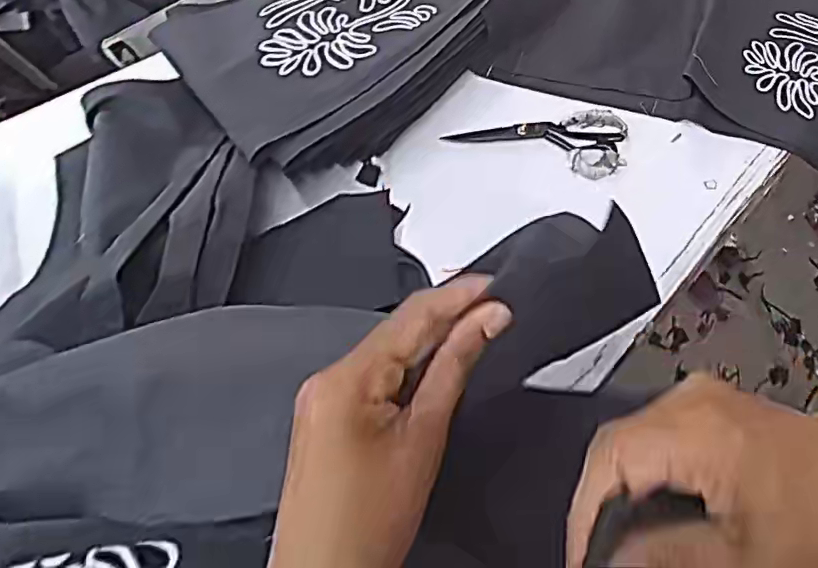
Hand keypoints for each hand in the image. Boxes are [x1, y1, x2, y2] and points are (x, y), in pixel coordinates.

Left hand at [270, 276, 512, 567]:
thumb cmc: (362, 529)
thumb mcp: (424, 437)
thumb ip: (456, 365)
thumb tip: (486, 319)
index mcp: (346, 378)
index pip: (414, 313)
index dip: (460, 295)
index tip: (494, 286)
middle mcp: (327, 379)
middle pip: (400, 327)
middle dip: (449, 314)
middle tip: (494, 308)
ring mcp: (323, 396)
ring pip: (391, 348)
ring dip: (432, 338)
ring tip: (475, 329)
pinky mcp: (327, 412)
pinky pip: (377, 371)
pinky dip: (411, 363)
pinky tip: (438, 364)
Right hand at [566, 374, 817, 567]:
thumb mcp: (738, 556)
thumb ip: (664, 555)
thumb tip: (611, 557)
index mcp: (697, 425)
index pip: (611, 453)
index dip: (585, 508)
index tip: (582, 552)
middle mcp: (694, 397)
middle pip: (618, 439)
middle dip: (600, 498)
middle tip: (598, 549)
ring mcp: (703, 394)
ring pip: (634, 432)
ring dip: (621, 483)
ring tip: (621, 534)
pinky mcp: (710, 401)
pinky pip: (656, 428)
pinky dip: (644, 466)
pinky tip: (652, 503)